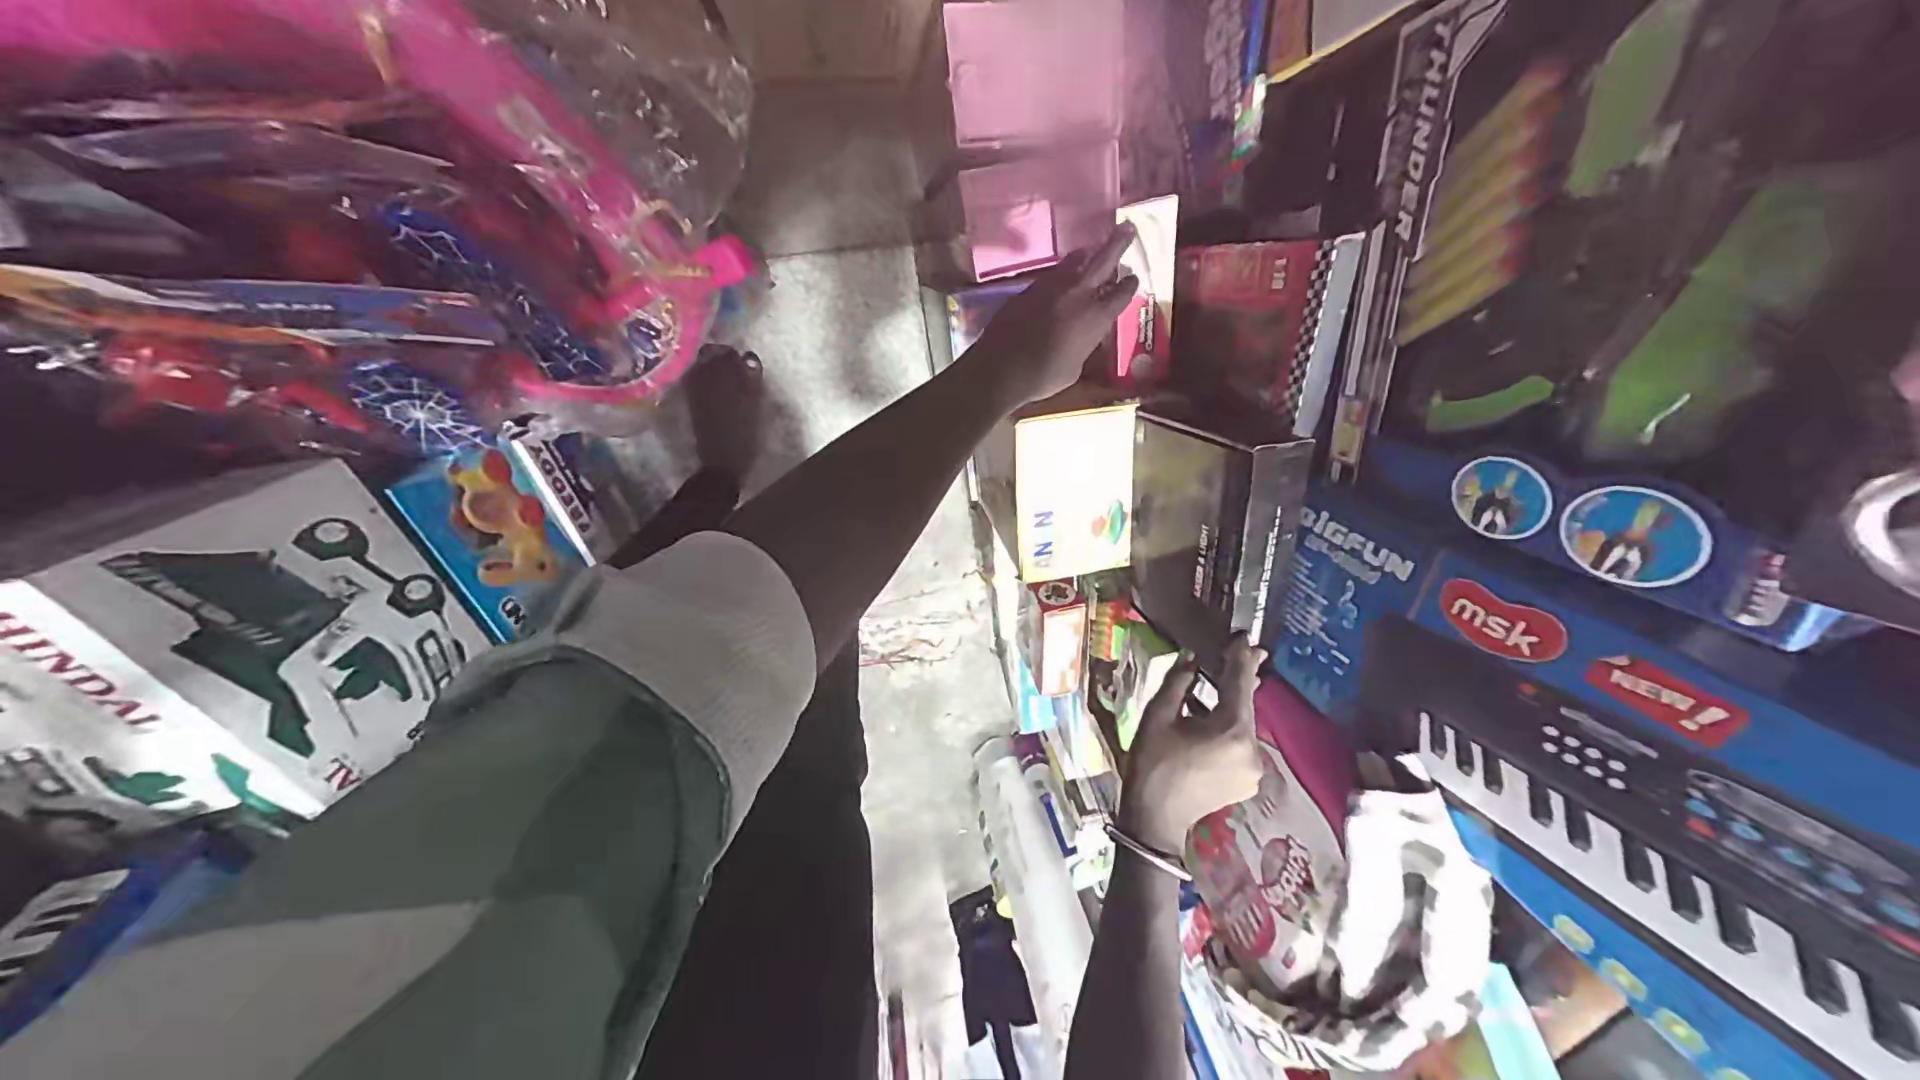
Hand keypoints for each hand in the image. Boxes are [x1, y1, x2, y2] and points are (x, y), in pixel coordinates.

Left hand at [958, 224, 1140, 408]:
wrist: (1002, 369)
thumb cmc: (1043, 377)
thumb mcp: (1074, 367)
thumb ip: (1083, 344)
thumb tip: (1082, 337)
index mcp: (1096, 317)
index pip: (1121, 294)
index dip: (1129, 285)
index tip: (1133, 277)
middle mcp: (1078, 294)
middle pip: (1103, 260)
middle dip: (1117, 243)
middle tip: (1127, 227)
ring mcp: (1051, 287)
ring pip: (1075, 261)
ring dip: (1087, 254)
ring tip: (1092, 248)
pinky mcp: (1029, 289)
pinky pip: (1052, 275)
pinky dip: (1062, 272)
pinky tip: (1062, 275)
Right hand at [1119, 635, 1266, 852]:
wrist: (1155, 818)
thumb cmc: (1152, 763)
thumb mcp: (1158, 716)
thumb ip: (1179, 683)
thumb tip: (1192, 659)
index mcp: (1231, 730)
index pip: (1240, 684)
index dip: (1241, 657)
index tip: (1245, 636)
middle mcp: (1252, 748)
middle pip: (1246, 705)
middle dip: (1243, 679)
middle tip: (1250, 651)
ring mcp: (1254, 768)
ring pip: (1243, 725)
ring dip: (1231, 706)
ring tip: (1219, 687)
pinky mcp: (1249, 780)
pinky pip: (1241, 743)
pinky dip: (1229, 728)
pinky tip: (1211, 721)